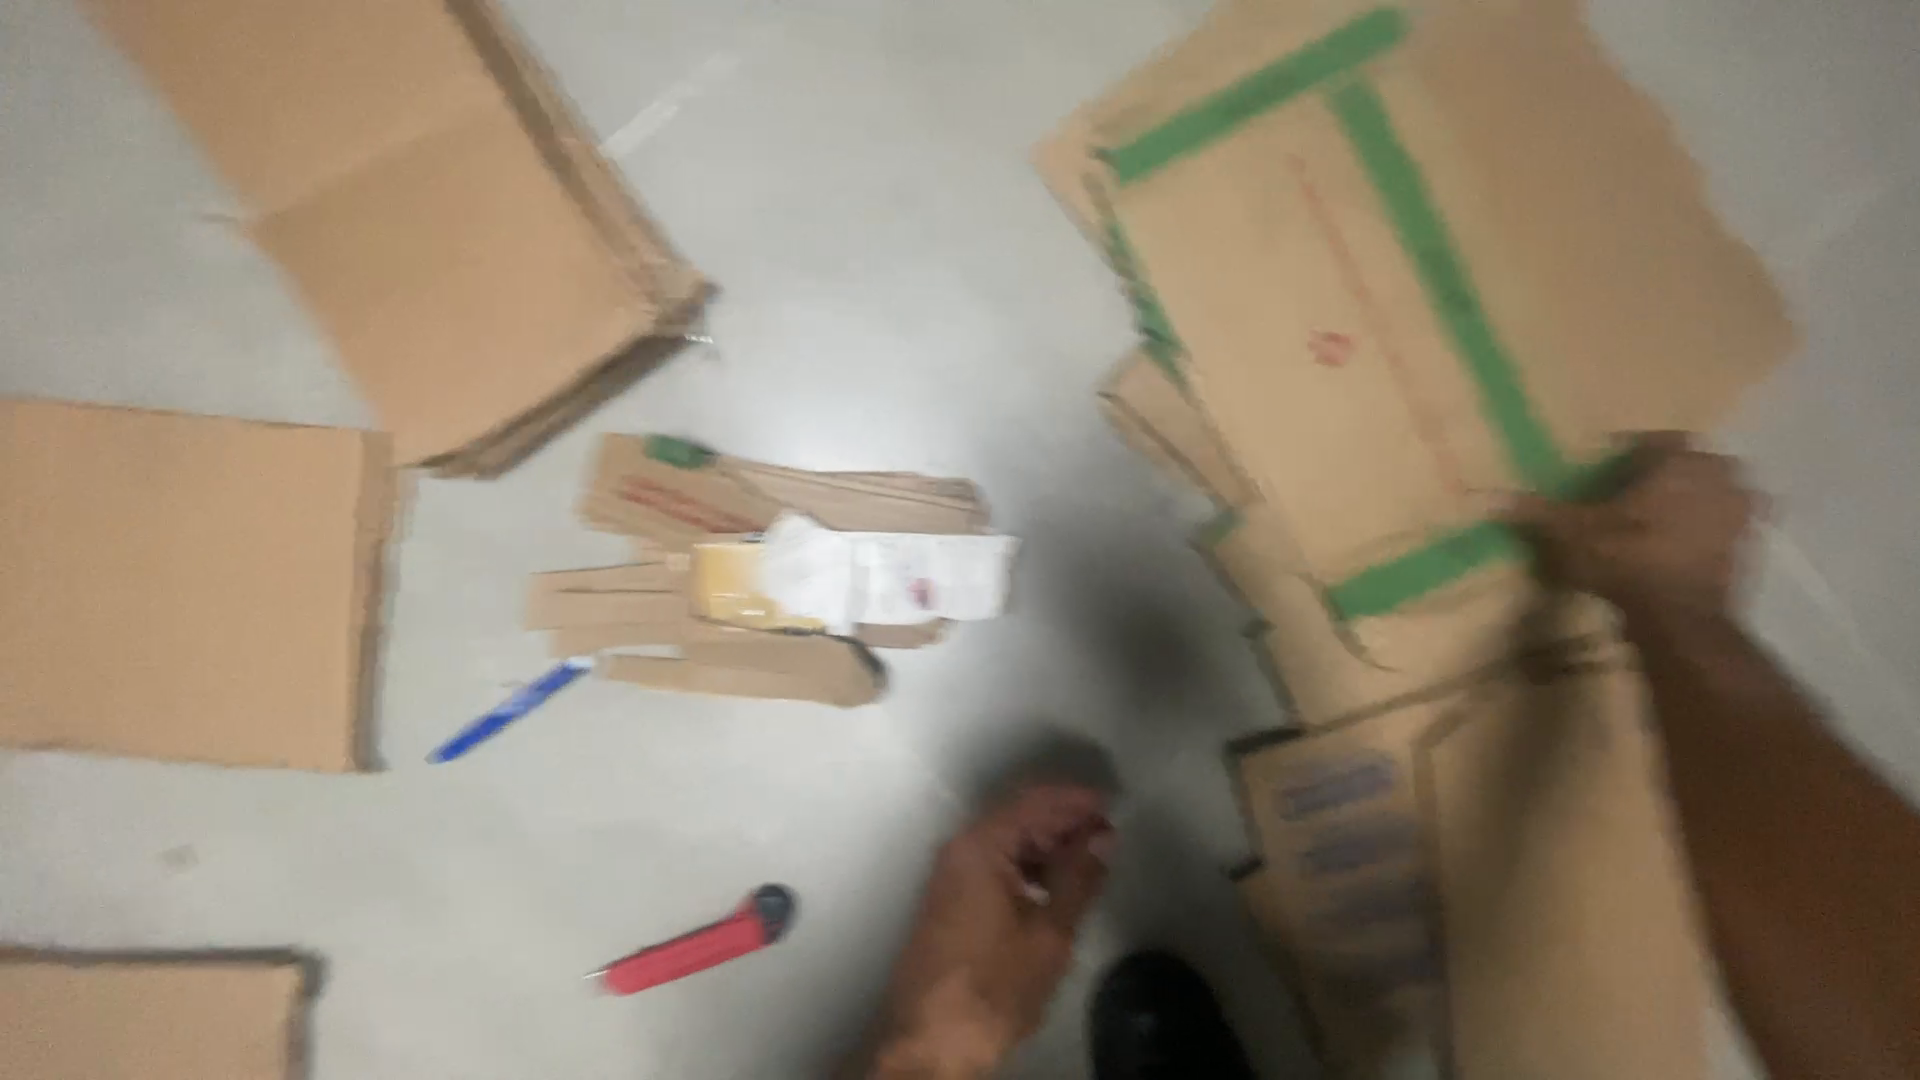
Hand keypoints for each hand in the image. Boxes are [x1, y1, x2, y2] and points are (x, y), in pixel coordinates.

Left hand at [869, 784, 1113, 1078]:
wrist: (930, 1041)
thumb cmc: (993, 986)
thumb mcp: (1049, 934)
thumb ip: (1078, 879)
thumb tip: (1102, 837)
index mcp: (981, 845)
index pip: (1034, 802)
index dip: (1075, 800)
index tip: (1112, 804)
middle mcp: (961, 847)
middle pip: (1019, 816)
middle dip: (1064, 820)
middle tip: (1107, 834)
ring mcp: (951, 871)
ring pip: (1006, 840)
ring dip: (1047, 844)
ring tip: (1089, 859)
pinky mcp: (951, 896)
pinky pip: (995, 862)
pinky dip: (1027, 864)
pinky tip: (1054, 883)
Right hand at [1506, 432, 1760, 624]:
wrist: (1679, 616)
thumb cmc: (1624, 558)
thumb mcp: (1567, 533)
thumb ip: (1533, 511)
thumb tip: (1485, 497)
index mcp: (1682, 464)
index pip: (1658, 440)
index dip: (1629, 449)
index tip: (1605, 465)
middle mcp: (1723, 479)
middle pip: (1692, 463)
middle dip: (1666, 472)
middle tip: (1631, 489)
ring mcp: (1745, 513)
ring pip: (1715, 492)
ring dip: (1689, 499)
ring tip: (1653, 517)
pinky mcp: (1751, 547)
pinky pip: (1723, 524)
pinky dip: (1702, 528)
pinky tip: (1671, 545)